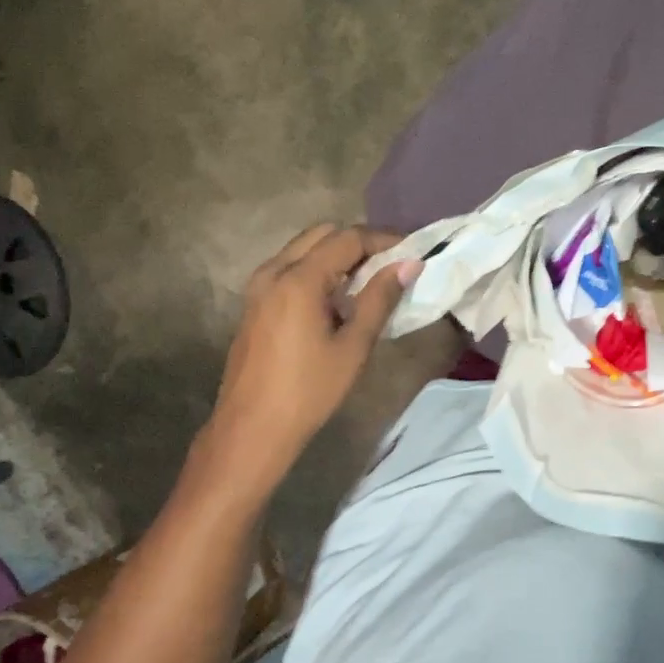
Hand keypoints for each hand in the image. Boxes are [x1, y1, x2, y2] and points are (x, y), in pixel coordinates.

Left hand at [201, 224, 416, 487]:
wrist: (252, 428)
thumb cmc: (309, 390)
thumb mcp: (353, 346)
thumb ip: (380, 298)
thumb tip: (409, 264)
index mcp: (299, 279)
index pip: (348, 238)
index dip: (383, 240)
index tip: (411, 252)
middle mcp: (274, 271)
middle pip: (323, 234)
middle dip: (359, 242)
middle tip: (391, 266)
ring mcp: (259, 286)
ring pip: (304, 249)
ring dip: (337, 255)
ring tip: (368, 283)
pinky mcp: (254, 303)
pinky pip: (290, 268)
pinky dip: (317, 269)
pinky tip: (336, 300)